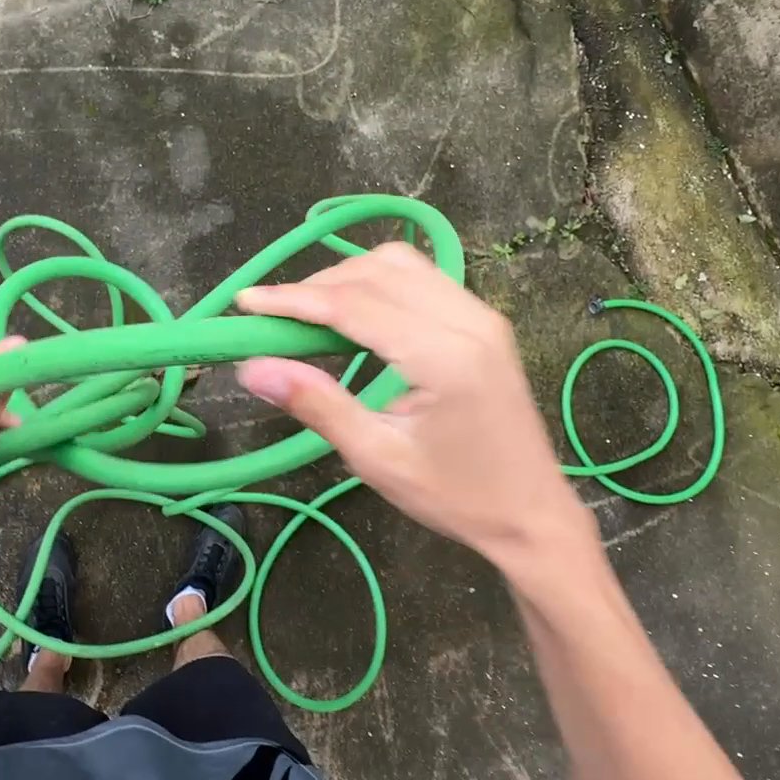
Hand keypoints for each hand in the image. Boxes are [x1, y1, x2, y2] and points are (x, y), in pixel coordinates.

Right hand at [235, 243, 596, 567]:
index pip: (355, 304)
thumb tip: (252, 368)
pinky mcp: (484, 321)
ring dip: (348, 277)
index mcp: (444, 355)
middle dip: (316, 286)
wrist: (533, 514)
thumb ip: (316, 404)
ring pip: (401, 265)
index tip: (245, 302)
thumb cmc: (456, 496)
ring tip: (308, 312)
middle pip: (376, 272)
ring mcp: (481, 315)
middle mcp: (468, 320)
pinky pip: (422, 278)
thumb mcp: (378, 458)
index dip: (294, 299)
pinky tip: (356, 311)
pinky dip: (379, 282)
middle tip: (272, 316)